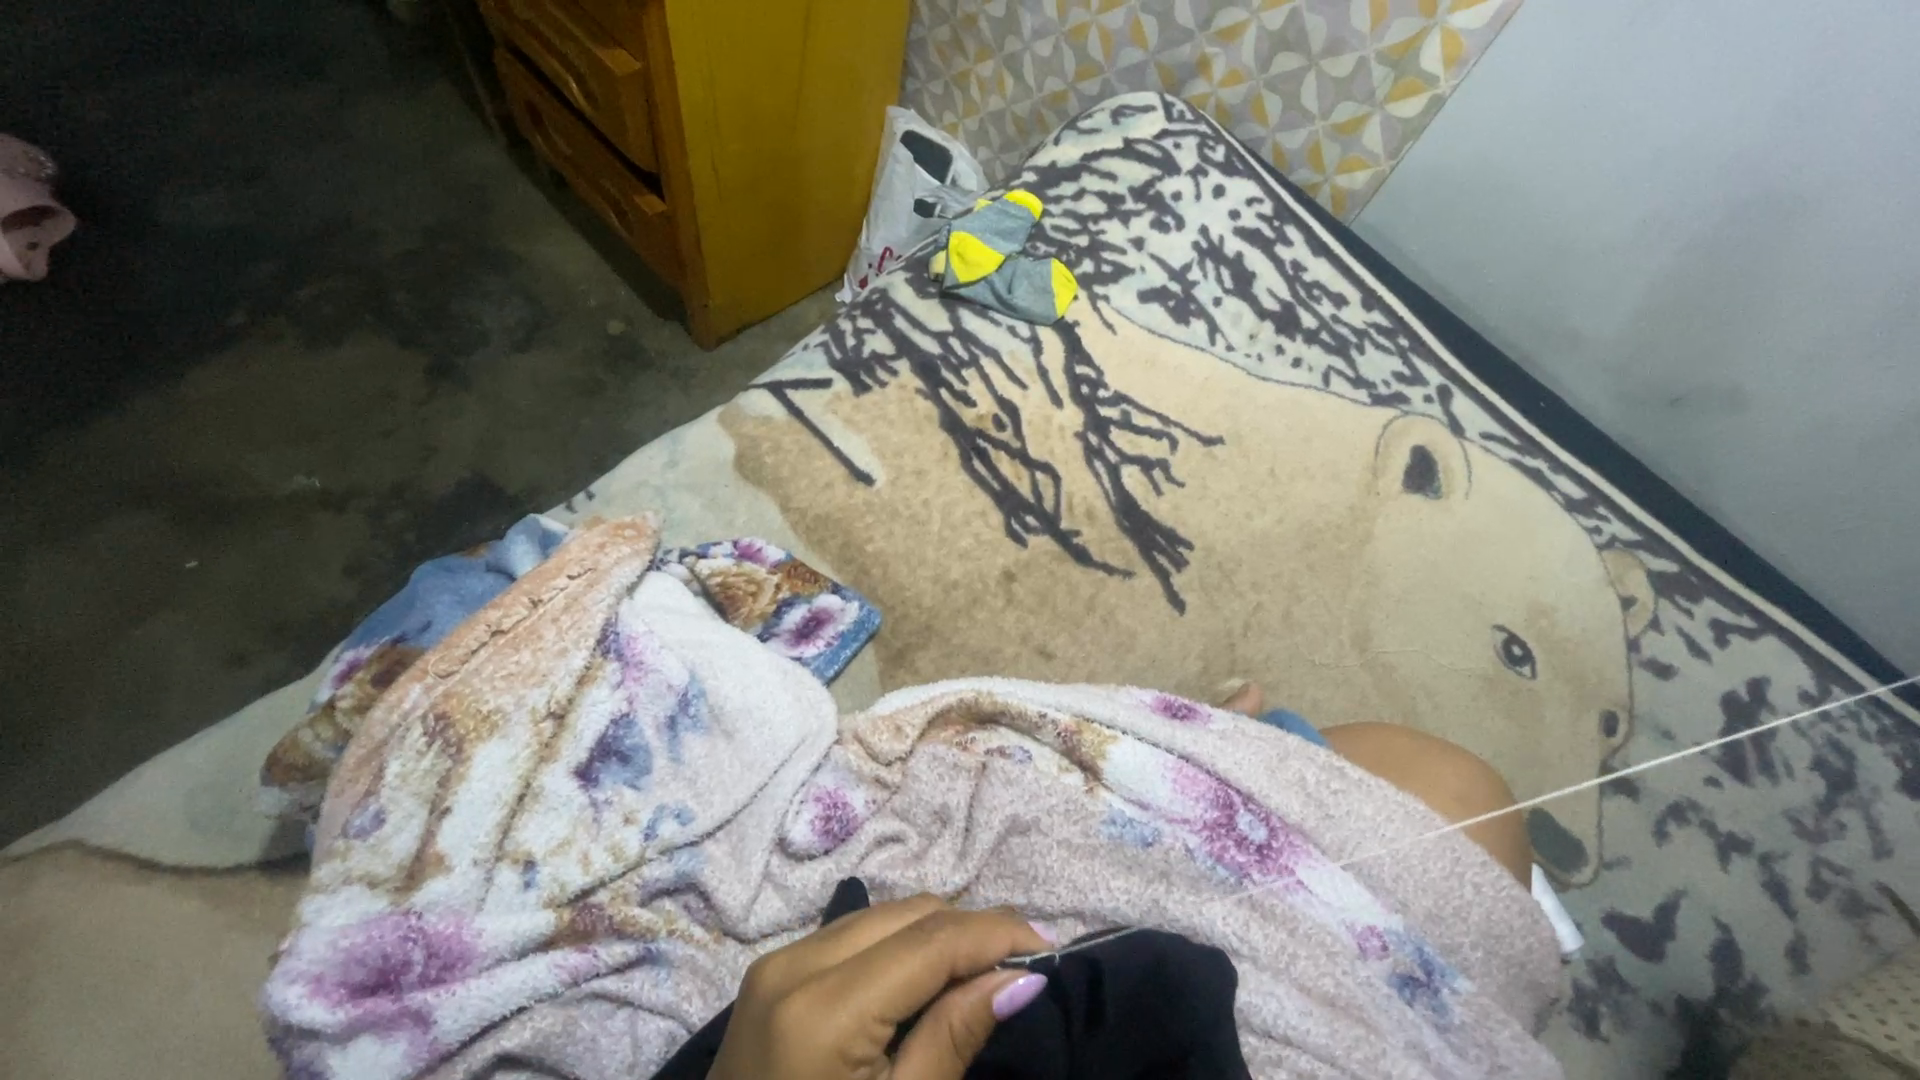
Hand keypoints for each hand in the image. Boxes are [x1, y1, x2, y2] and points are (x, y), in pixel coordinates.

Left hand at [708, 895, 1052, 1079]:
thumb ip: (953, 1037)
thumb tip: (1022, 976)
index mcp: (822, 1009)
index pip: (931, 940)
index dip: (996, 933)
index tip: (1050, 945)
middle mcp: (794, 962)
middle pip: (908, 913)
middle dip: (971, 929)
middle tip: (1023, 964)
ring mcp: (777, 960)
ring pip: (882, 914)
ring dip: (937, 932)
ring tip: (983, 969)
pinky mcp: (772, 969)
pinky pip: (853, 932)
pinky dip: (899, 941)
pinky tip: (927, 975)